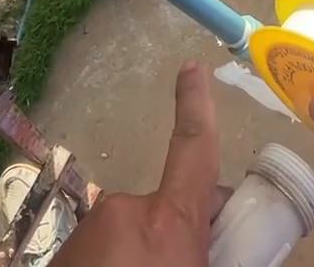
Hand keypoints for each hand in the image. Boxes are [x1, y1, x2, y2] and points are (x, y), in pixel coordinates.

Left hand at [51, 60, 229, 266]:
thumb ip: (230, 255)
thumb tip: (252, 247)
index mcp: (168, 223)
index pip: (192, 146)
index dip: (196, 105)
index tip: (191, 66)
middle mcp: (123, 215)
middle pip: (166, 207)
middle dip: (183, 229)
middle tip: (199, 258)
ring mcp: (85, 234)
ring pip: (134, 235)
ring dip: (148, 254)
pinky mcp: (61, 255)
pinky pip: (103, 254)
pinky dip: (119, 264)